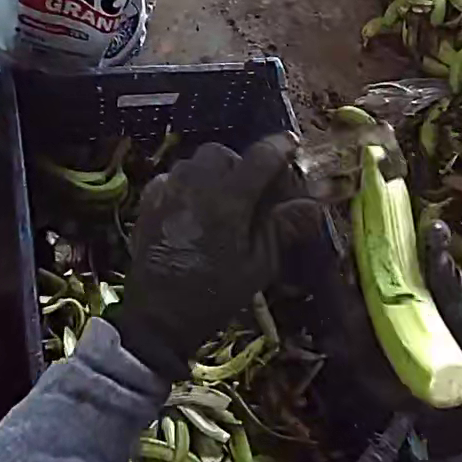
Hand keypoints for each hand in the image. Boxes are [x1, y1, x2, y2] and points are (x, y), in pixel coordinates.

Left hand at [112, 134, 324, 380]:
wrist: (160, 315)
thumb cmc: (216, 293)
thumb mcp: (259, 265)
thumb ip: (282, 227)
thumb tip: (313, 204)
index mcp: (229, 200)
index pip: (261, 157)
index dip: (280, 148)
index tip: (292, 146)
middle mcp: (196, 185)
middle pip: (224, 153)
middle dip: (242, 165)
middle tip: (252, 190)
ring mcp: (168, 189)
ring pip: (196, 162)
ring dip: (214, 173)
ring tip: (221, 200)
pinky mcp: (148, 199)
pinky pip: (173, 176)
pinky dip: (188, 184)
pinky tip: (193, 208)